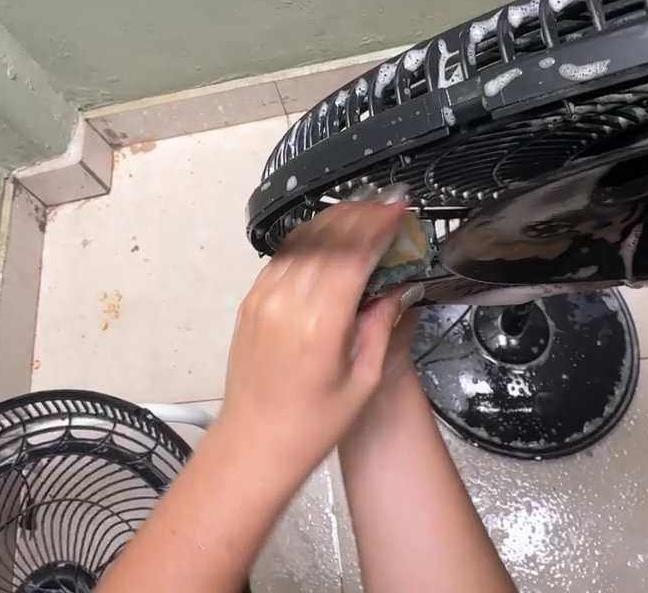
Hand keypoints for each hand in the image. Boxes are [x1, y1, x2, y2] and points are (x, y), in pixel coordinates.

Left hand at [216, 200, 407, 476]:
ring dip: (333, 221)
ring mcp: (263, 295)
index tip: (397, 208)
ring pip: (302, 240)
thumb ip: (379, 325)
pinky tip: (327, 236)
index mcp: (320, 323)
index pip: (352, 255)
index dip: (376, 226)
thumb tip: (397, 285)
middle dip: (358, 215)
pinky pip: (283, 256)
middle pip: (326, 238)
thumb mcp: (363, 380)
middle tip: (384, 205)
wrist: (254, 442)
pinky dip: (308, 239)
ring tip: (361, 212)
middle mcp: (287, 299)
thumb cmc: (316, 423)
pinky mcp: (251, 298)